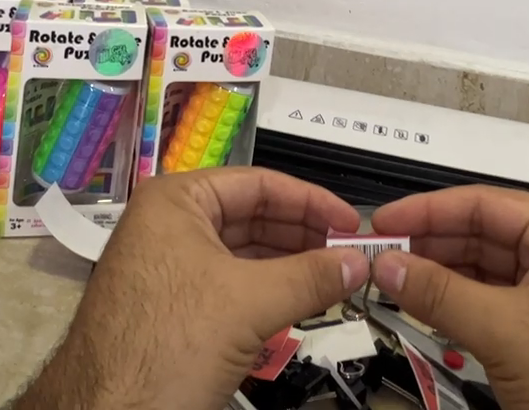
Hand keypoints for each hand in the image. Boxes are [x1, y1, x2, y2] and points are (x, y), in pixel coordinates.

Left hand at [13, 168, 369, 409]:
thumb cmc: (168, 346)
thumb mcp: (248, 305)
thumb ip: (309, 277)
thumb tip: (360, 262)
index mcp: (177, 200)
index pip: (258, 183)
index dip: (310, 201)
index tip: (351, 221)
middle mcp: (170, 223)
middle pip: (252, 216)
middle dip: (303, 236)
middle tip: (349, 253)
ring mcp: (169, 265)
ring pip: (244, 253)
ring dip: (289, 266)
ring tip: (334, 278)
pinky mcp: (172, 304)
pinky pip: (230, 284)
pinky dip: (267, 292)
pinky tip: (299, 301)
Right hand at [370, 187, 528, 409]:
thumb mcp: (506, 331)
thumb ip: (440, 293)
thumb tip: (387, 265)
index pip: (482, 203)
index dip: (428, 211)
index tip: (385, 222)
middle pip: (481, 233)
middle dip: (430, 245)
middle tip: (382, 255)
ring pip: (484, 269)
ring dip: (440, 276)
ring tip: (395, 281)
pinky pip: (493, 301)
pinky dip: (458, 303)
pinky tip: (427, 305)